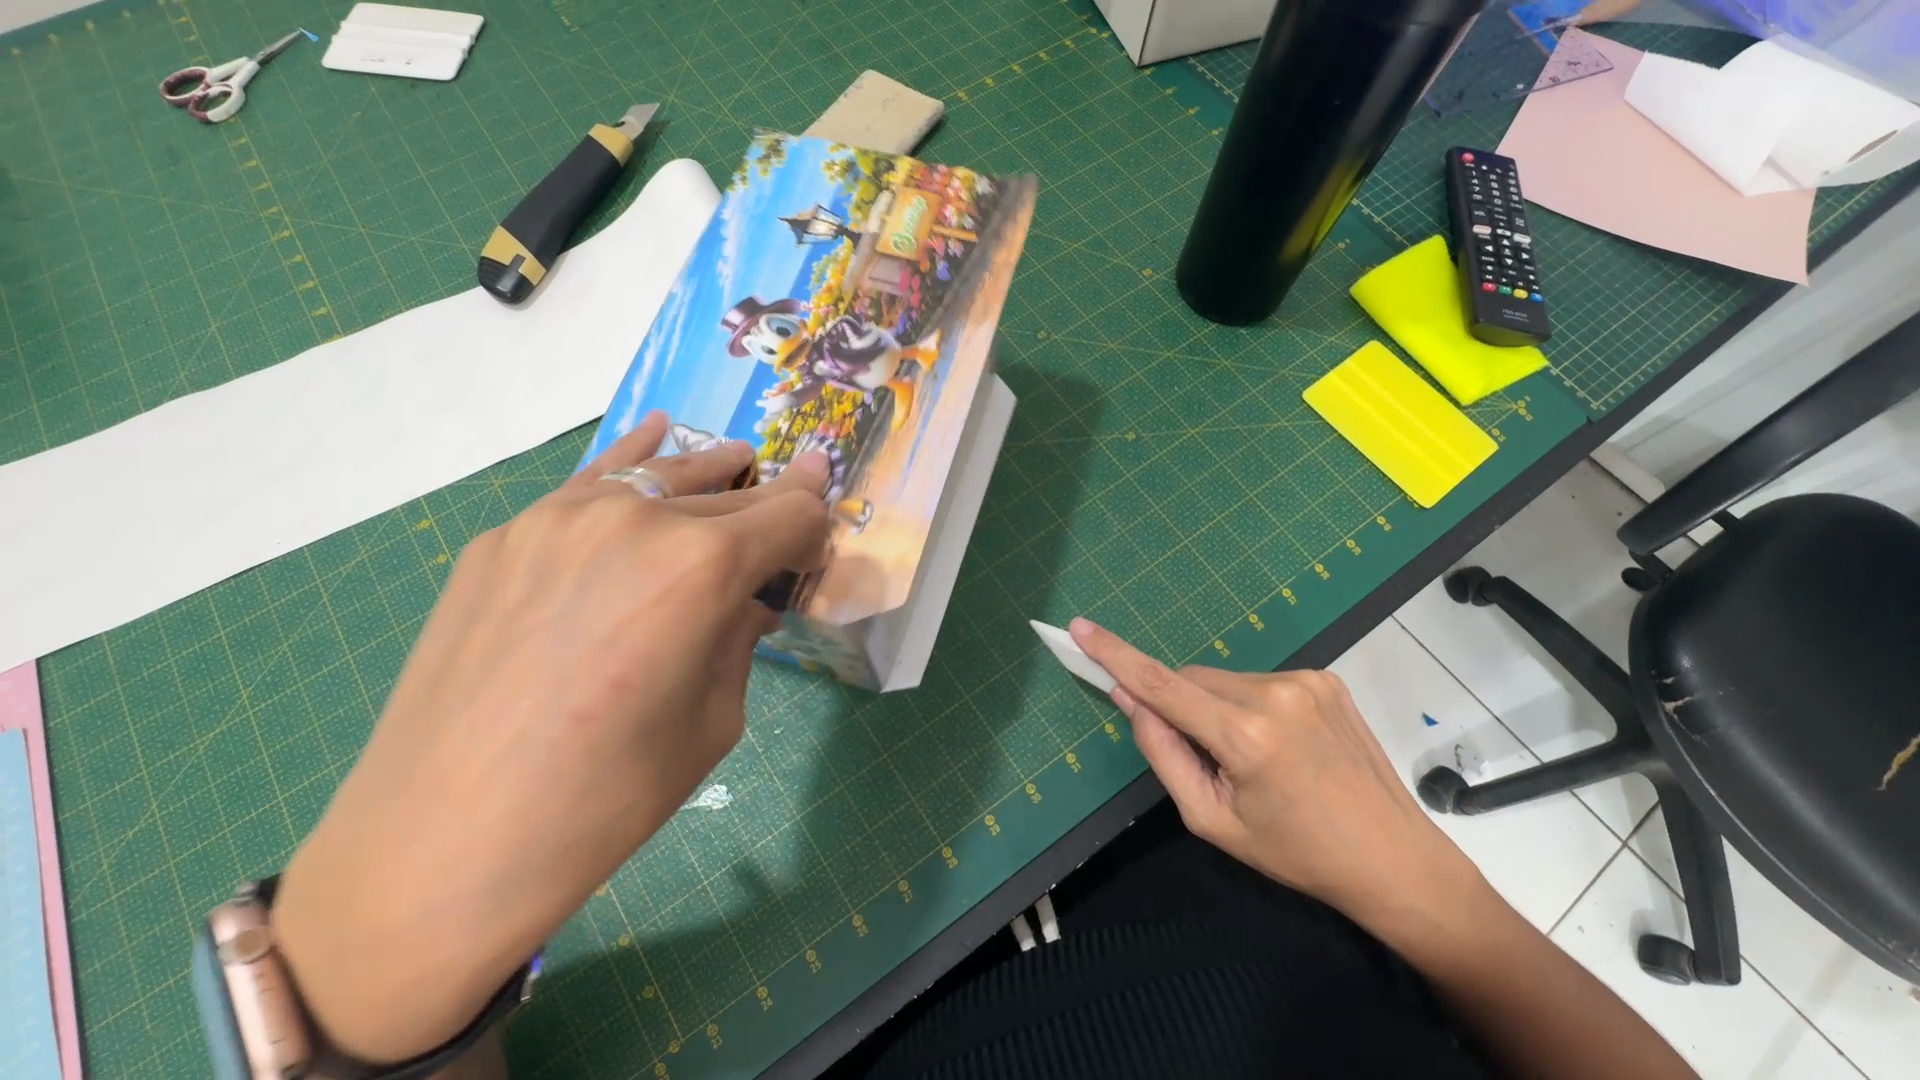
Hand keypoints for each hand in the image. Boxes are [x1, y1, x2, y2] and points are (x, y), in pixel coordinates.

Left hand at [273, 412, 830, 1063]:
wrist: (446, 839)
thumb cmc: (606, 798)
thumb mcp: (713, 721)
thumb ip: (737, 639)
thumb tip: (744, 600)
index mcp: (703, 565)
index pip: (790, 513)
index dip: (815, 527)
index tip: (817, 549)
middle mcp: (635, 517)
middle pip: (728, 492)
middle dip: (765, 509)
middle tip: (783, 528)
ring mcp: (556, 518)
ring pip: (655, 474)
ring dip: (704, 474)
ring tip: (734, 461)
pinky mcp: (503, 537)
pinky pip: (586, 489)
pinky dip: (628, 468)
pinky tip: (648, 442)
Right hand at [1068, 618, 1488, 936]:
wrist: (1392, 858)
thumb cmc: (1295, 853)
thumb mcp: (1213, 820)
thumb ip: (1164, 754)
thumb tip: (1131, 700)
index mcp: (1245, 736)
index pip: (1162, 685)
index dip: (1115, 656)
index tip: (1080, 628)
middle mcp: (1275, 693)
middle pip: (1191, 680)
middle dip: (1180, 708)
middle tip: (1204, 759)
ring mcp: (1306, 680)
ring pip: (1224, 680)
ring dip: (1216, 708)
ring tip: (1253, 760)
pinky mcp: (1326, 678)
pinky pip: (1258, 681)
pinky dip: (1248, 705)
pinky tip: (1280, 745)